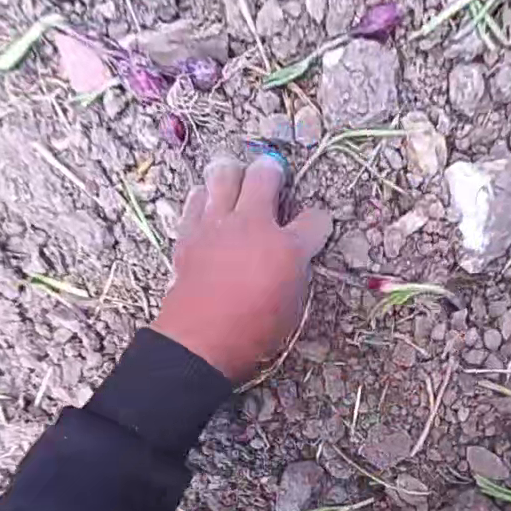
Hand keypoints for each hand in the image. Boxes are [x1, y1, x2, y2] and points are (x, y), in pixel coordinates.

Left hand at [149, 153, 332, 381]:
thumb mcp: (292, 307)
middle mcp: (253, 225)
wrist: (202, 340)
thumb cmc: (255, 332)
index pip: (315, 220)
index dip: (320, 221)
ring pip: (223, 173)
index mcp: (288, 248)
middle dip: (273, 171)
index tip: (317, 226)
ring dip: (234, 173)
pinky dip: (205, 198)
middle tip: (274, 176)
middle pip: (264, 175)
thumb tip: (294, 261)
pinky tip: (210, 207)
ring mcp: (217, 224)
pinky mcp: (190, 233)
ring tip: (237, 182)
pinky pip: (196, 199)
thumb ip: (295, 274)